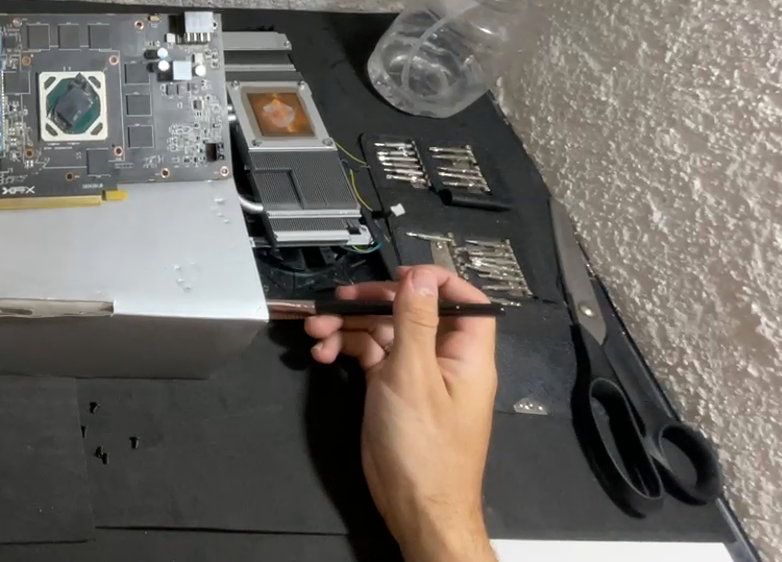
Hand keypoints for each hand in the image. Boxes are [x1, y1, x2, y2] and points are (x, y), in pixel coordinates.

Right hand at [306, 266, 497, 561]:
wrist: (413, 505)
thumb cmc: (424, 445)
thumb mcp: (413, 376)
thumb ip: (414, 322)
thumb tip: (419, 277)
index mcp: (464, 355)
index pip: (466, 303)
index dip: (436, 282)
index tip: (399, 275)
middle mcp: (441, 359)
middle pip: (410, 311)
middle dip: (371, 301)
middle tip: (338, 300)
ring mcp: (413, 373)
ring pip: (380, 330)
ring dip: (346, 325)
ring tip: (315, 330)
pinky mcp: (388, 386)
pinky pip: (366, 353)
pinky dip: (342, 348)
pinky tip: (322, 354)